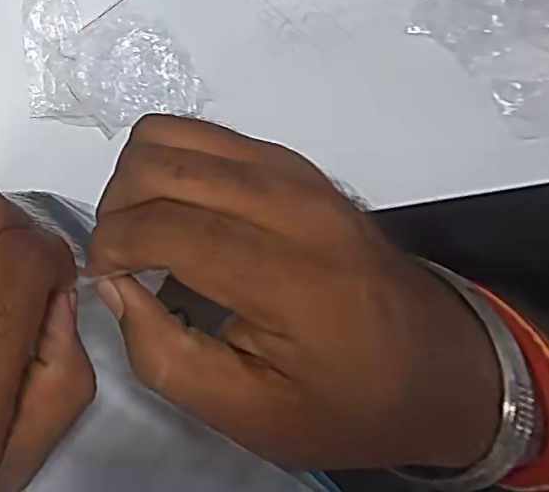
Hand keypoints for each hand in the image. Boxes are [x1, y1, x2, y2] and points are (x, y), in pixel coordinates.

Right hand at [86, 116, 501, 471]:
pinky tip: (174, 203)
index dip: (113, 245)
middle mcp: (289, 205)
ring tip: (141, 222)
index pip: (166, 228)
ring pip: (164, 134)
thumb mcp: (252, 417)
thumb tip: (112, 284)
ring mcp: (287, 168)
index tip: (104, 273)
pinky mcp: (281, 154)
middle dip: (114, 207)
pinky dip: (161, 159)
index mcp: (290, 279)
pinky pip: (191, 131)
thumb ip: (162, 356)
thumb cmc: (348, 400)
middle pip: (155, 168)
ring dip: (132, 176)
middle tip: (122, 251)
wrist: (444, 361)